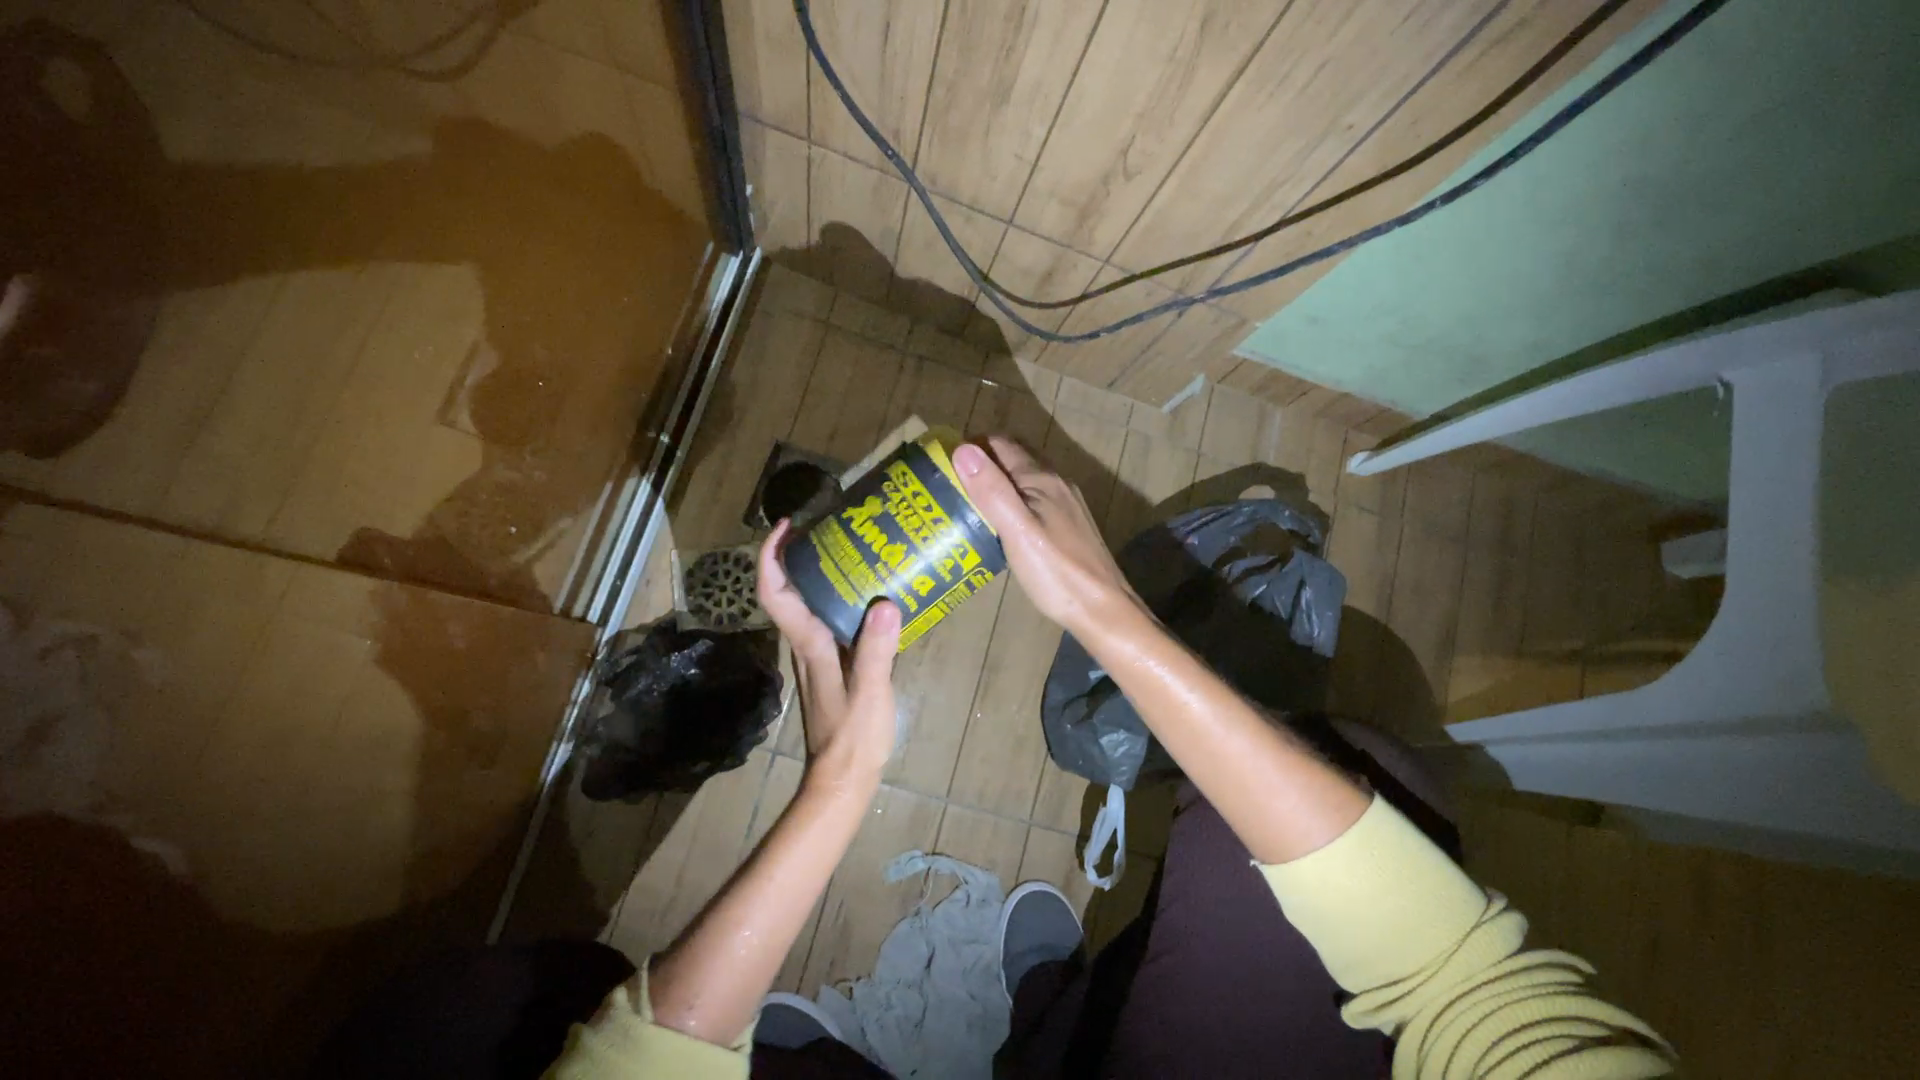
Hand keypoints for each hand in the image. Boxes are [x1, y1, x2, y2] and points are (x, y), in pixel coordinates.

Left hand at [757, 520, 899, 787]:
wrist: (842, 778)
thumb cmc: (852, 738)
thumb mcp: (870, 694)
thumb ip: (877, 651)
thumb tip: (887, 603)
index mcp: (808, 645)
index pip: (775, 594)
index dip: (772, 556)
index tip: (787, 526)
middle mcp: (805, 644)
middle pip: (787, 590)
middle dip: (797, 553)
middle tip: (830, 524)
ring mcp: (817, 655)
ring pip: (807, 604)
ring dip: (818, 573)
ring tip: (855, 547)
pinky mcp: (833, 664)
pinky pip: (828, 619)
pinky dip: (840, 597)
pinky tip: (872, 594)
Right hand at [952, 437, 1146, 638]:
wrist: (1102, 608)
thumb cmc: (1056, 573)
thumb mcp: (1017, 531)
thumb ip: (991, 490)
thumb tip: (963, 449)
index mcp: (1041, 479)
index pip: (1000, 444)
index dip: (970, 446)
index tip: (941, 462)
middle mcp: (1056, 483)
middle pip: (1013, 458)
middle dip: (982, 461)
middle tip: (948, 482)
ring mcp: (1065, 504)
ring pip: (1024, 479)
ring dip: (996, 482)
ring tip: (966, 502)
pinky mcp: (1068, 524)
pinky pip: (1033, 499)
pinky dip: (1011, 501)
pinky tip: (999, 524)